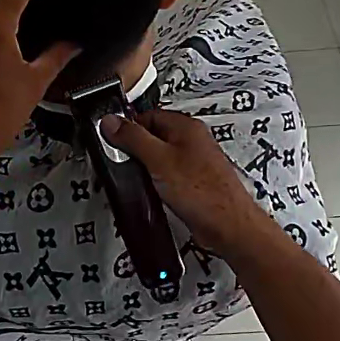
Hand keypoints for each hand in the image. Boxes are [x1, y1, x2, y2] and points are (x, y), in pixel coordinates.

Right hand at [100, 109, 279, 256]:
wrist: (227, 225)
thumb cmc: (205, 193)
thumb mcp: (158, 160)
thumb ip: (133, 139)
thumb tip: (111, 122)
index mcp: (187, 127)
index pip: (148, 114)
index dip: (128, 126)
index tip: (112, 139)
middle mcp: (193, 142)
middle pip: (154, 136)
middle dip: (137, 149)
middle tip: (126, 162)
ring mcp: (195, 163)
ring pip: (161, 158)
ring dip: (148, 169)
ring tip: (142, 180)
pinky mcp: (194, 184)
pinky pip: (169, 177)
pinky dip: (159, 183)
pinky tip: (156, 193)